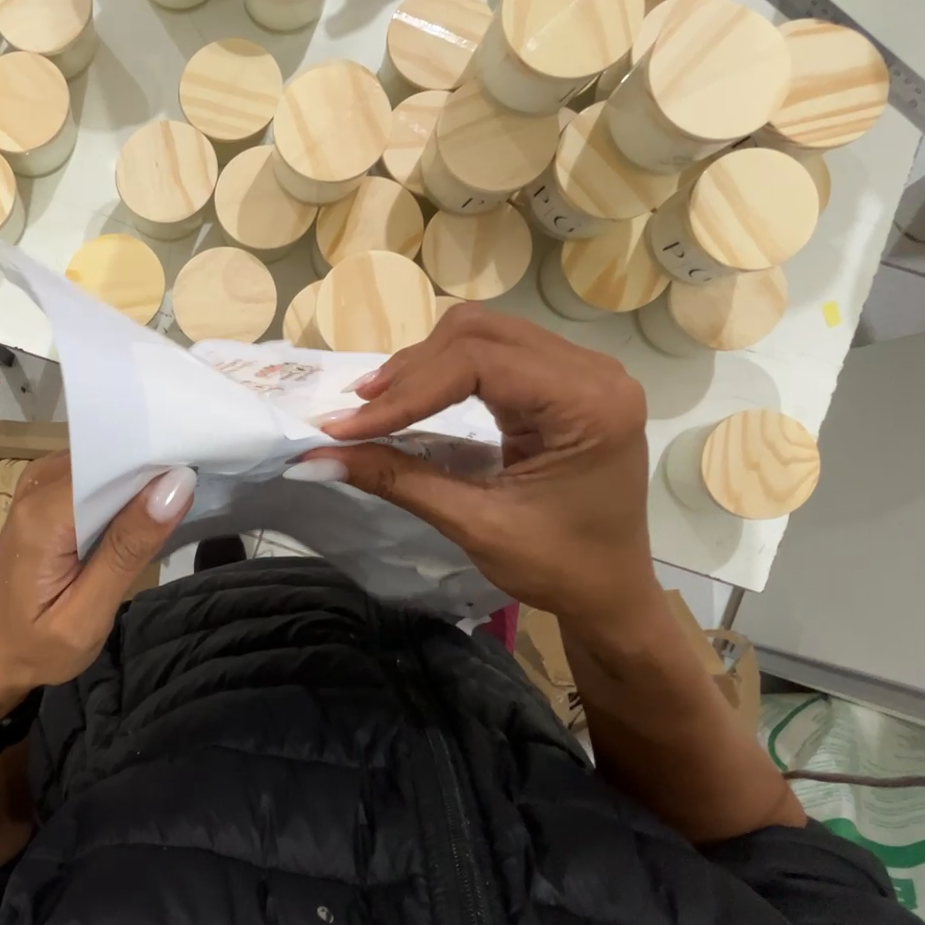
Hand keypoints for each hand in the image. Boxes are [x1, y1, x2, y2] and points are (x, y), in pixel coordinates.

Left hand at [0, 453, 195, 718]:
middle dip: (151, 473)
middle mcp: (37, 487)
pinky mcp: (45, 494)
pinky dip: (120, 492)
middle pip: (107, 459)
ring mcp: (38, 486)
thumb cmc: (36, 647)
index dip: (156, 465)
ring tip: (173, 507)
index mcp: (44, 514)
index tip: (197, 476)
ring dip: (139, 483)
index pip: (112, 463)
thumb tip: (175, 486)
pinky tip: (140, 517)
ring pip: (103, 464)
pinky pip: (93, 476)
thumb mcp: (86, 615)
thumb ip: (128, 550)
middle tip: (192, 498)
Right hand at [306, 303, 661, 629]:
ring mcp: (579, 372)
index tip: (348, 428)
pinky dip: (442, 372)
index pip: (477, 364)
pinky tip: (411, 399)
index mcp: (588, 404)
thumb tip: (314, 456)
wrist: (609, 591)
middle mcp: (591, 371)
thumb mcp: (473, 524)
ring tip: (376, 406)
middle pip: (476, 333)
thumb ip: (396, 479)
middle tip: (359, 415)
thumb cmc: (556, 566)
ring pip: (480, 334)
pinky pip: (491, 353)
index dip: (406, 392)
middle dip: (409, 371)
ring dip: (421, 366)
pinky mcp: (560, 382)